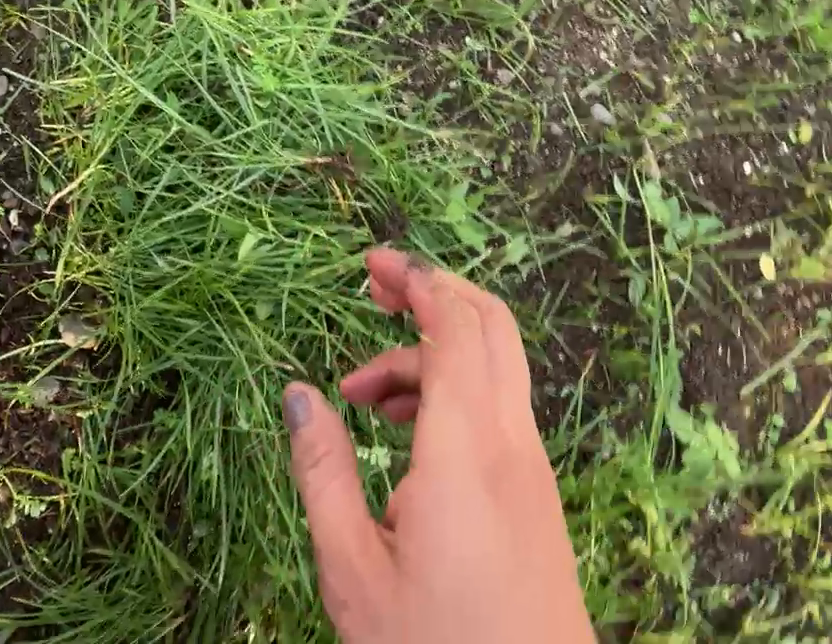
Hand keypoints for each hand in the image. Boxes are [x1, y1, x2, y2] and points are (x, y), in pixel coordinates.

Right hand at [284, 248, 592, 643]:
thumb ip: (322, 470)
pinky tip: (401, 430)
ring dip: (431, 351)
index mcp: (465, 451)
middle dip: (433, 289)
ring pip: (492, 363)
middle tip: (374, 288)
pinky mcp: (533, 488)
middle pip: (490, 323)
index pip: (454, 326)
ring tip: (361, 393)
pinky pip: (496, 404)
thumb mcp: (352, 569)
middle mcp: (511, 442)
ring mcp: (531, 465)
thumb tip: (297, 392)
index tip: (372, 263)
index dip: (417, 279)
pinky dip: (451, 389)